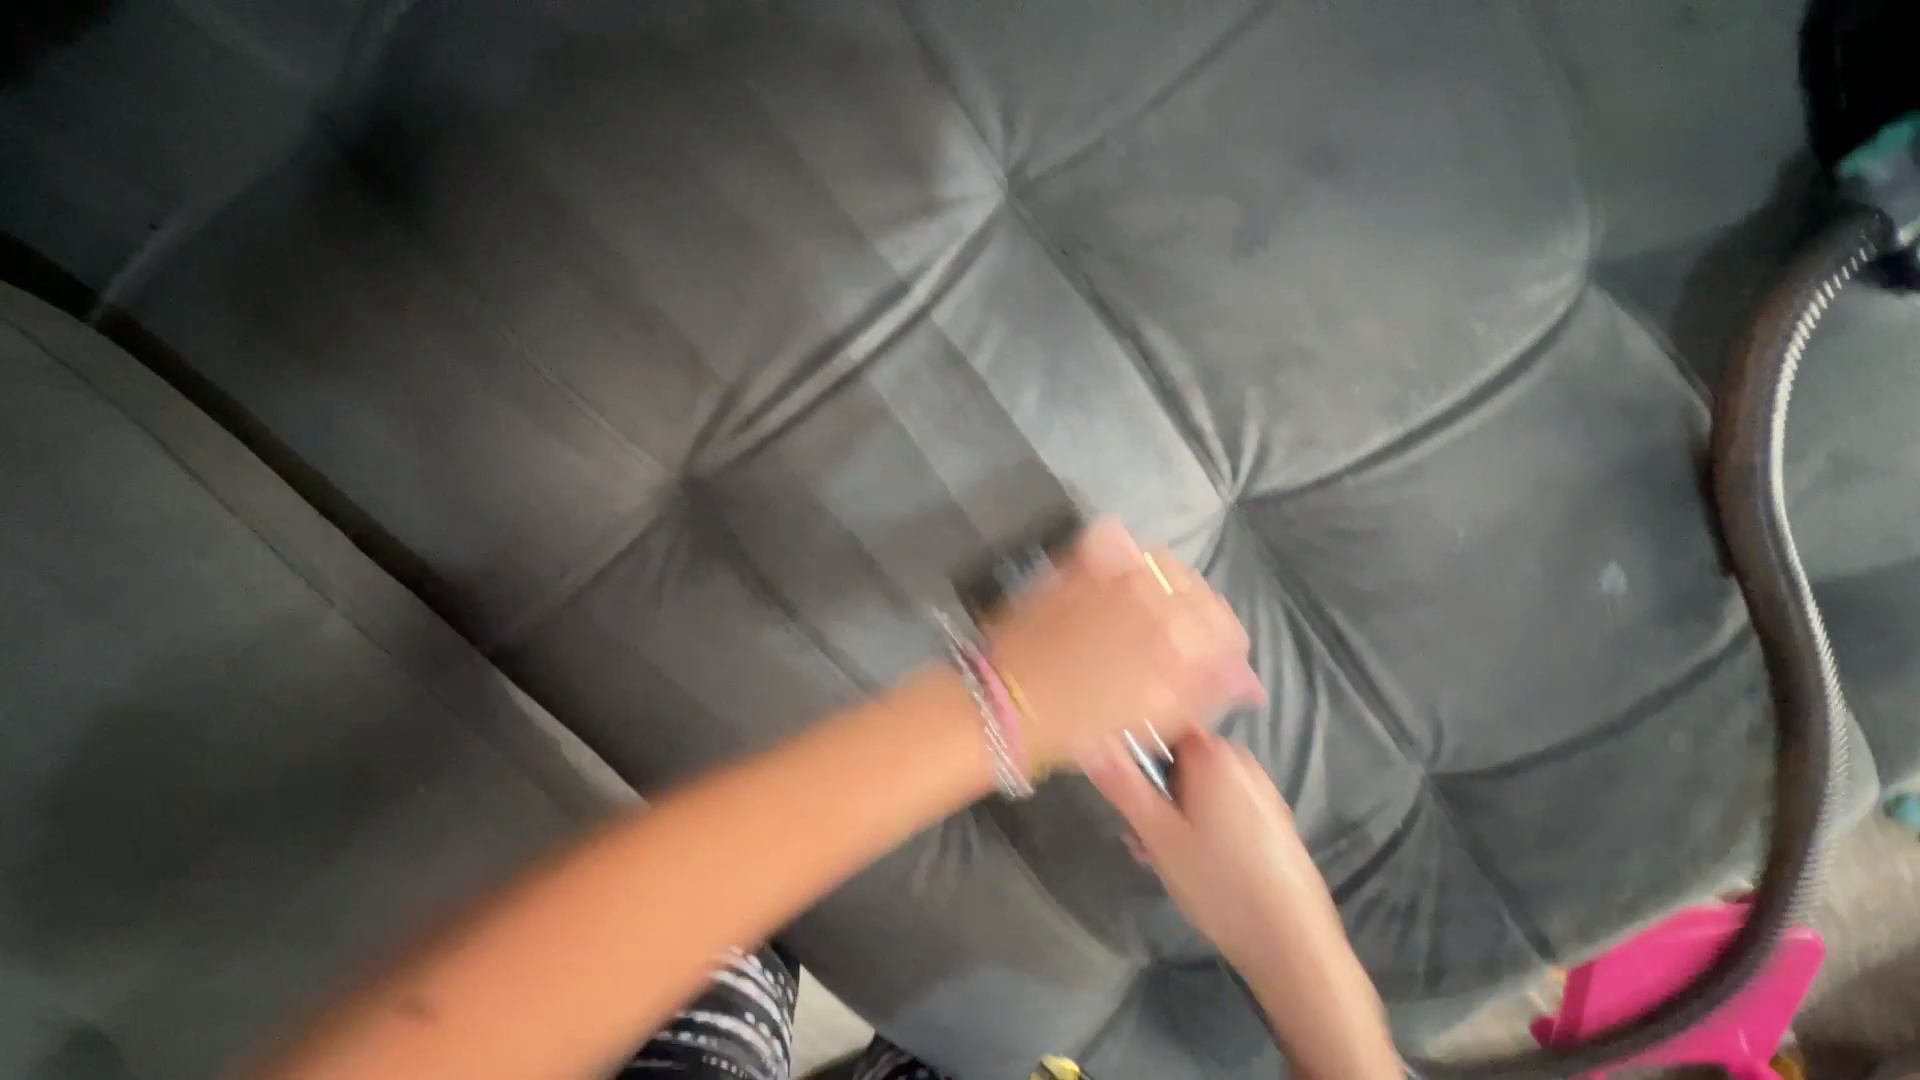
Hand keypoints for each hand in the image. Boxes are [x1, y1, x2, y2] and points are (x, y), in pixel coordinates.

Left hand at [982, 519, 1262, 769]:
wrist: (1003, 700)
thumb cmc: (1077, 724)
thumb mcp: (1150, 717)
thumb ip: (1204, 691)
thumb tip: (1246, 679)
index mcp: (1180, 640)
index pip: (1228, 629)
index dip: (1224, 649)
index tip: (1214, 663)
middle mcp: (1155, 596)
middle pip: (1201, 593)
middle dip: (1199, 617)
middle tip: (1179, 642)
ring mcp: (1115, 571)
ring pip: (1166, 564)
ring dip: (1168, 585)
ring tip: (1150, 610)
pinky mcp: (1081, 559)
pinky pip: (1120, 539)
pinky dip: (1129, 553)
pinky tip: (1122, 576)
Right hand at [1083, 730, 1348, 973]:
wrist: (1293, 943)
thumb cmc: (1219, 883)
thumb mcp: (1158, 836)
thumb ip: (1122, 785)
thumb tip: (1089, 742)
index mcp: (1213, 755)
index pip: (1163, 727)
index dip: (1136, 753)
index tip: (1123, 788)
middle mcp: (1242, 762)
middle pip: (1181, 761)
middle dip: (1155, 793)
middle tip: (1138, 836)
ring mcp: (1262, 792)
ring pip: (1201, 789)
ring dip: (1175, 815)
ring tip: (1160, 859)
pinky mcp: (1274, 822)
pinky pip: (1225, 808)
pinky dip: (1203, 826)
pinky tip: (1194, 866)